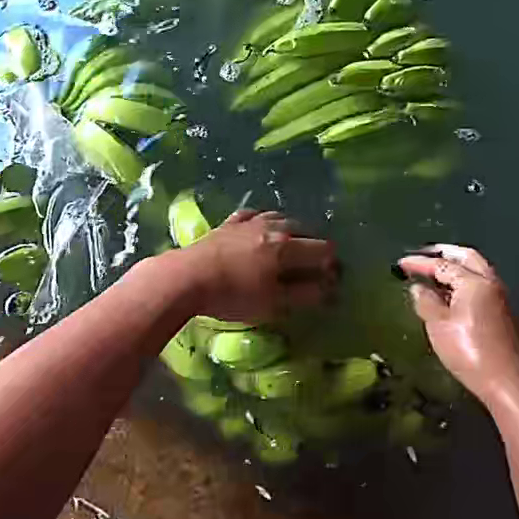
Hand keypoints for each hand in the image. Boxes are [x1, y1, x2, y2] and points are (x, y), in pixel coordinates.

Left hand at [171, 210, 337, 323]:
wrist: (186, 278)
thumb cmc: (233, 295)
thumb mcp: (273, 303)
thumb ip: (304, 294)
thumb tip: (328, 289)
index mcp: (288, 246)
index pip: (324, 248)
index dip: (332, 264)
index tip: (330, 279)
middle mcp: (274, 226)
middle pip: (305, 230)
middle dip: (314, 247)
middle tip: (313, 267)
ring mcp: (250, 221)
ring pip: (281, 218)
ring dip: (292, 231)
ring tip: (290, 247)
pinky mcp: (229, 223)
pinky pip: (255, 215)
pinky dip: (264, 221)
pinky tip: (261, 227)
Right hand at [396, 245, 518, 413]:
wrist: (507, 383)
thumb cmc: (469, 352)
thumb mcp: (438, 326)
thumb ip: (426, 302)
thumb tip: (419, 288)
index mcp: (474, 282)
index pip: (443, 264)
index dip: (420, 263)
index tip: (401, 263)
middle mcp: (491, 283)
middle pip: (467, 258)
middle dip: (445, 253)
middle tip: (425, 255)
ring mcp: (500, 298)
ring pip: (477, 270)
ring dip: (456, 266)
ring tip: (435, 273)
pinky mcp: (503, 314)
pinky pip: (481, 285)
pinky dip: (464, 281)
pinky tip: (452, 294)